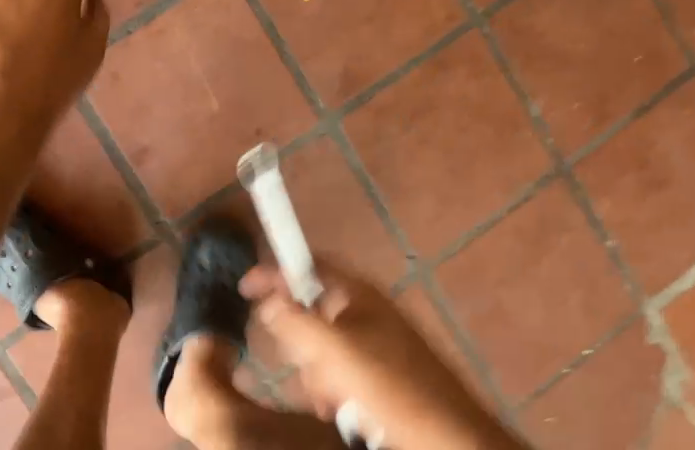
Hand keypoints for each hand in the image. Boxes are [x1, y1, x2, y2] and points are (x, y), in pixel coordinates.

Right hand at [243, 262, 515, 449]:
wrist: (450, 437)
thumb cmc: (392, 387)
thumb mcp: (335, 352)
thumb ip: (295, 320)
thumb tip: (266, 297)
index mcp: (358, 291)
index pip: (308, 263)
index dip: (275, 269)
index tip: (244, 286)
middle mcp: (367, 309)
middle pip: (313, 308)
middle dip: (300, 340)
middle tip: (298, 366)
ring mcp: (378, 341)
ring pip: (325, 346)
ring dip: (316, 372)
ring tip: (326, 399)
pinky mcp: (384, 373)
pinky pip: (343, 371)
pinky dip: (333, 388)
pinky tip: (338, 411)